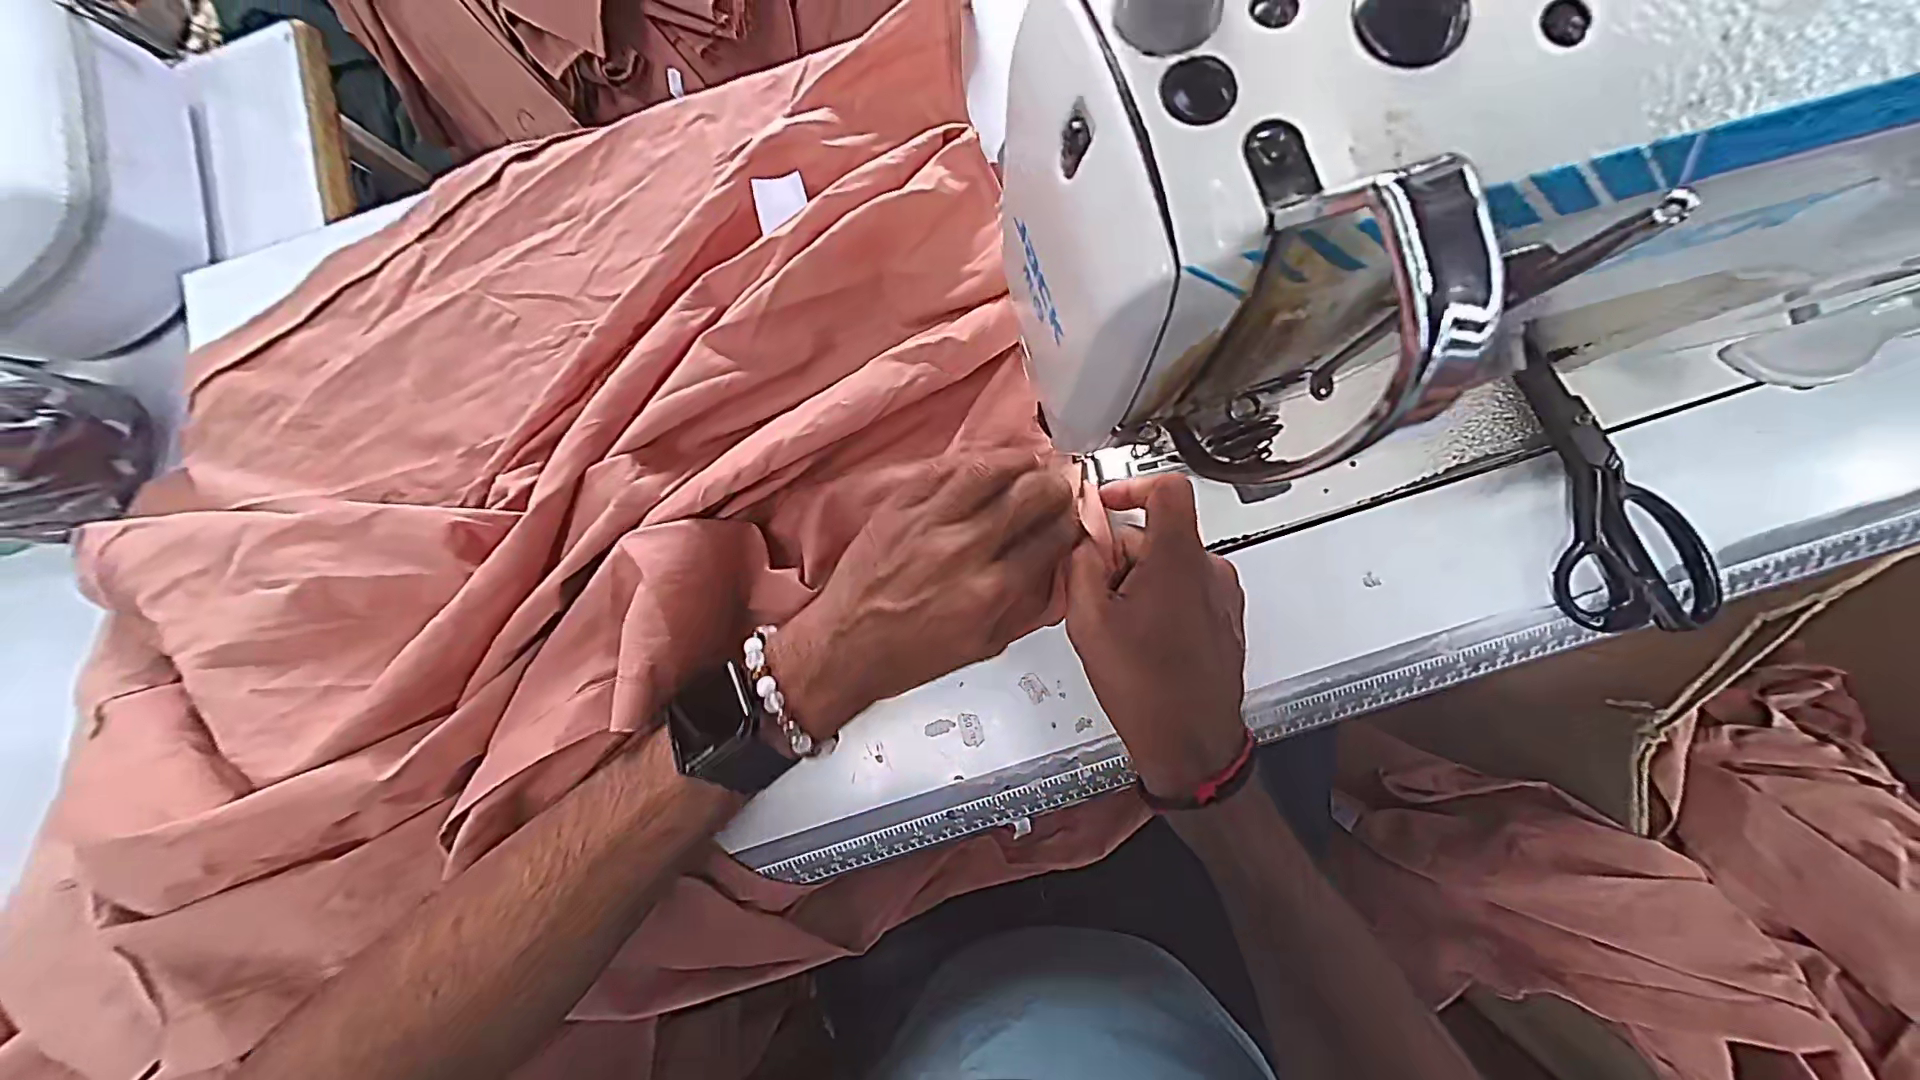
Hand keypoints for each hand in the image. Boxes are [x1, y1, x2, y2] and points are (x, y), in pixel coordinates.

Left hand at [768, 450, 1080, 736]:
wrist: (845, 646)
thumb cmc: (908, 654)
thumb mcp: (983, 645)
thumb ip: (1023, 606)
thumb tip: (1051, 571)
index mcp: (989, 591)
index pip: (1050, 539)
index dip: (1070, 521)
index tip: (1072, 515)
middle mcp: (963, 551)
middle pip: (1028, 496)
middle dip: (1054, 484)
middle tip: (1059, 481)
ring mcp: (928, 523)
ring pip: (988, 471)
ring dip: (1019, 460)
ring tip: (1031, 460)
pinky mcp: (899, 507)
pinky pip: (943, 468)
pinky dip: (973, 458)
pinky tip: (987, 460)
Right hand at [1066, 474, 1246, 799]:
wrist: (1191, 743)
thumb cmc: (1151, 693)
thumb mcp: (1089, 622)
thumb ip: (1079, 566)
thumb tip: (1079, 539)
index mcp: (1179, 562)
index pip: (1168, 488)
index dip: (1131, 486)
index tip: (1108, 502)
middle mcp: (1208, 571)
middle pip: (1156, 533)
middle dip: (1118, 554)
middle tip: (1093, 590)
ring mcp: (1220, 595)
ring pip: (1167, 562)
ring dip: (1135, 579)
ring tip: (1116, 624)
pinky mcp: (1222, 617)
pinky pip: (1184, 586)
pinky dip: (1156, 597)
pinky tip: (1137, 635)